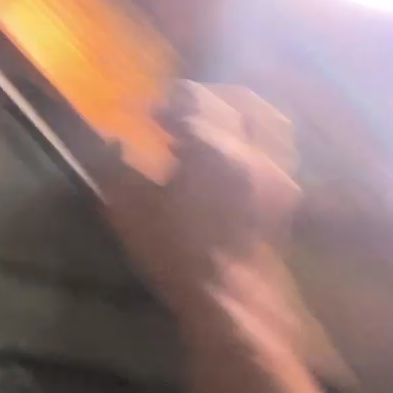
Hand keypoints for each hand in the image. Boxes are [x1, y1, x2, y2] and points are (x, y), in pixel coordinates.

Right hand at [101, 82, 300, 325]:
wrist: (225, 295)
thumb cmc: (168, 247)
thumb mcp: (125, 203)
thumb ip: (113, 163)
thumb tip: (109, 137)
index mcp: (215, 152)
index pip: (197, 102)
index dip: (169, 99)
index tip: (144, 108)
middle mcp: (256, 155)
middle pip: (242, 103)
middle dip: (206, 97)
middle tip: (172, 107)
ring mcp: (277, 173)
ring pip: (268, 122)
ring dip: (234, 113)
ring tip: (199, 125)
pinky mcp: (283, 193)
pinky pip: (272, 146)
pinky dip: (247, 135)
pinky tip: (215, 154)